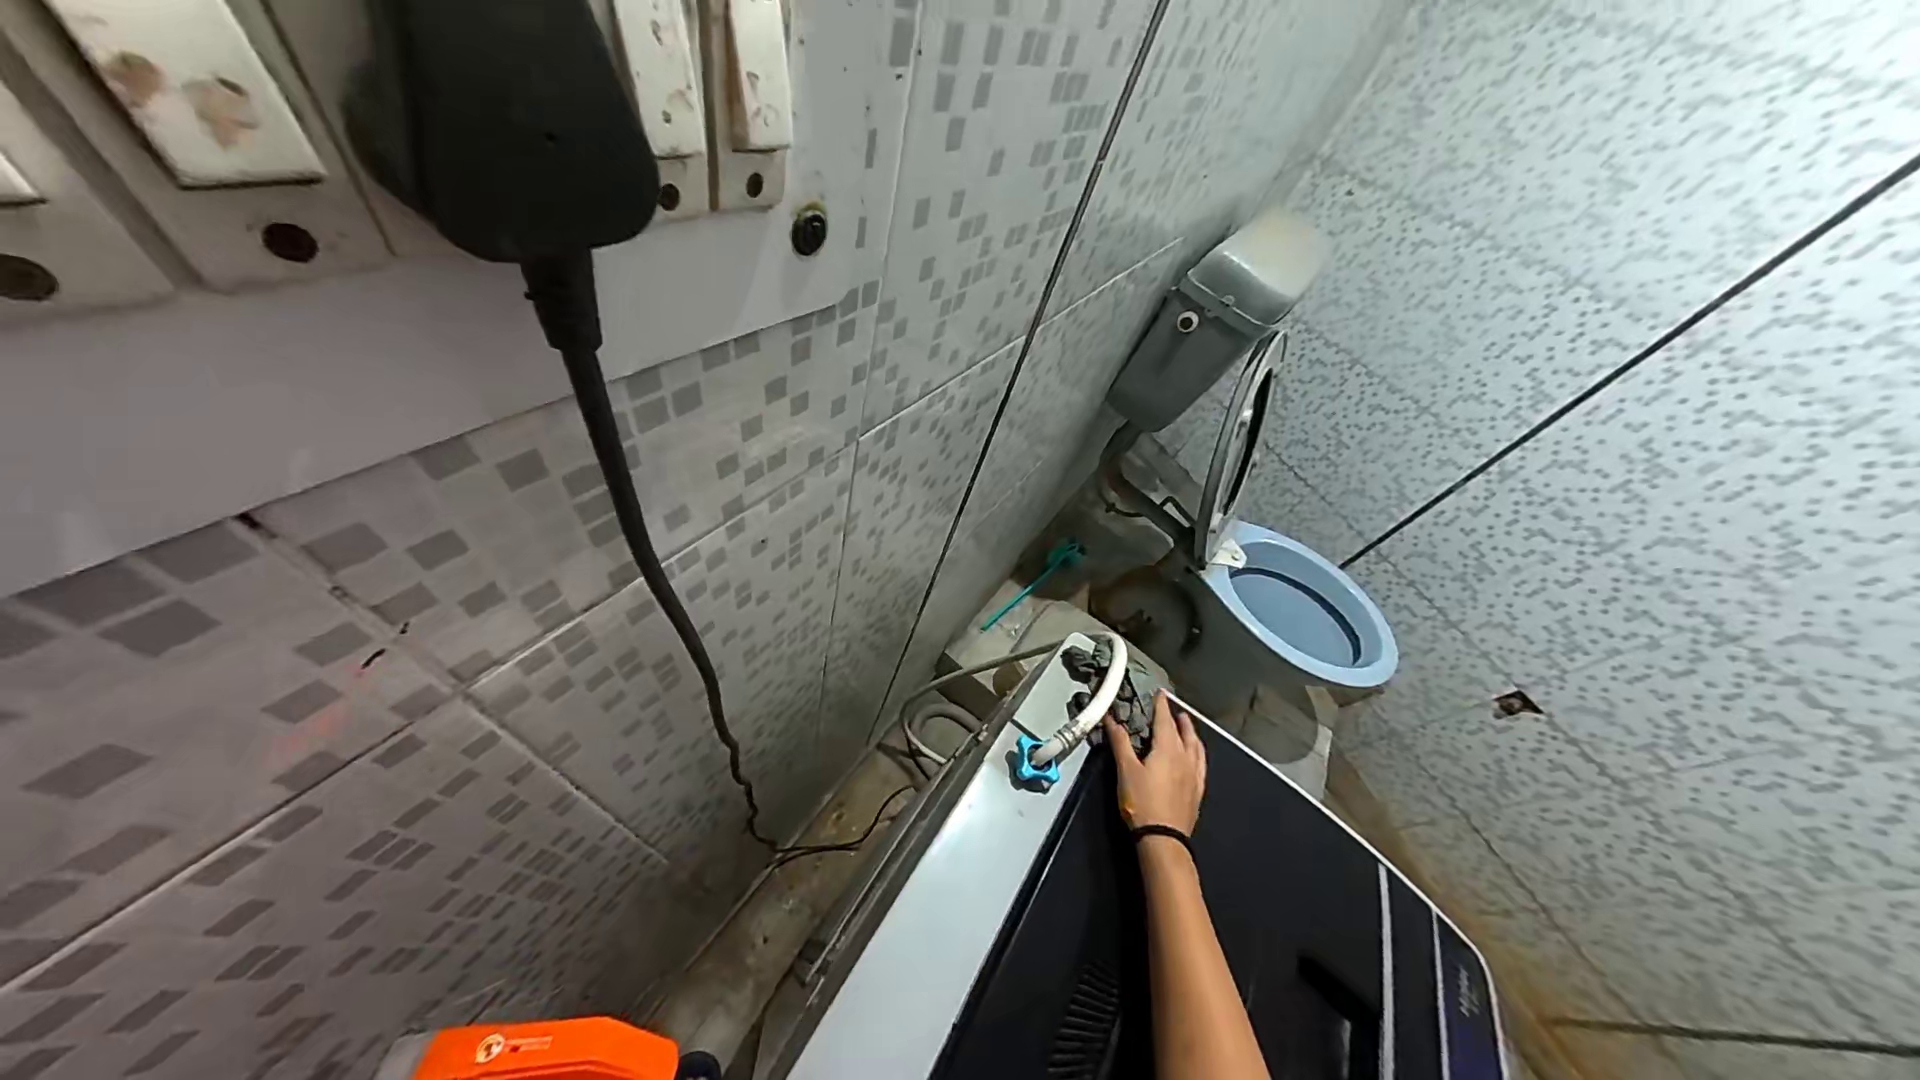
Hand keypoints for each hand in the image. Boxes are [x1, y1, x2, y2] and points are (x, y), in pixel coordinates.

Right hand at [1104, 690, 1206, 833]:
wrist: (1163, 838)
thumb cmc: (1142, 802)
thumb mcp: (1126, 769)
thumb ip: (1120, 742)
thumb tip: (1112, 719)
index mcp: (1168, 749)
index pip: (1165, 720)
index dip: (1161, 705)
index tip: (1159, 693)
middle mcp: (1185, 758)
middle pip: (1184, 732)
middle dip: (1178, 718)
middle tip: (1172, 709)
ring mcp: (1195, 775)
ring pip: (1196, 747)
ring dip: (1191, 734)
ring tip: (1187, 727)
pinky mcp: (1198, 791)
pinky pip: (1201, 764)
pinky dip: (1198, 754)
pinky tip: (1196, 757)